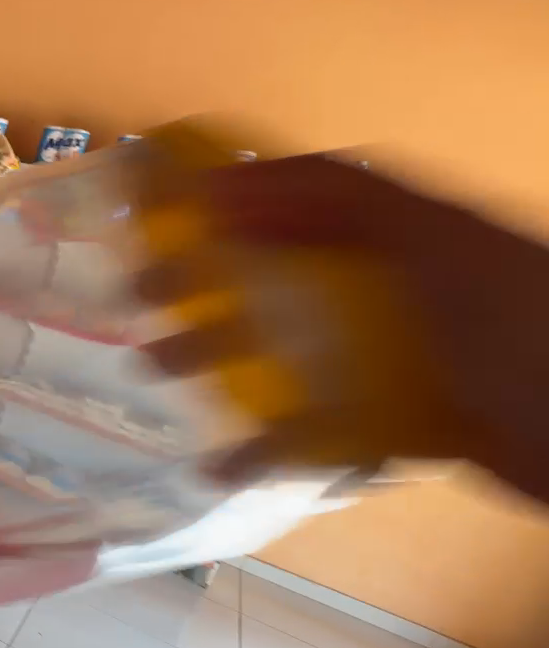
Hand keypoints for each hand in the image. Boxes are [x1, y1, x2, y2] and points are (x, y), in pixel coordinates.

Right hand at [138, 154, 548, 504]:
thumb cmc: (529, 336)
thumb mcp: (446, 249)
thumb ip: (345, 204)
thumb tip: (223, 186)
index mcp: (398, 239)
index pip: (298, 199)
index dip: (229, 198)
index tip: (160, 213)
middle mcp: (384, 290)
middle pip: (269, 275)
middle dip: (194, 284)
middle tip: (138, 296)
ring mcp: (386, 358)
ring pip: (275, 351)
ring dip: (207, 359)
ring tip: (154, 369)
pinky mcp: (392, 422)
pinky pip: (310, 427)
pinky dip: (261, 446)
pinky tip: (220, 461)